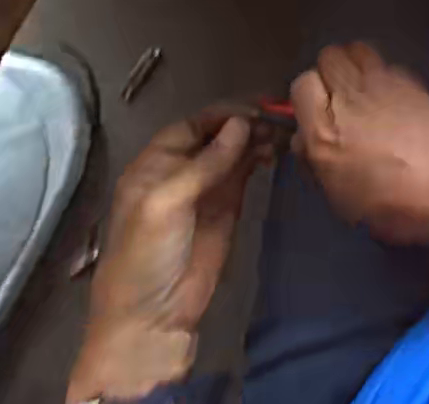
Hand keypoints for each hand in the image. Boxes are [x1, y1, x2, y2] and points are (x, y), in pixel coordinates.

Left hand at [68, 110, 269, 402]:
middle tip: (278, 119)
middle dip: (247, 122)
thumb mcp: (166, 206)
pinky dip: (263, 153)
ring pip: (237, 146)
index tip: (256, 109)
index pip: (193, 124)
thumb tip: (243, 123)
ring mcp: (208, 184)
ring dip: (259, 135)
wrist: (154, 318)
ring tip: (282, 134)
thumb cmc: (146, 258)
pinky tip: (277, 151)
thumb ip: (205, 163)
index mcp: (154, 165)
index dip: (223, 113)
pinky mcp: (229, 200)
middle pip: (219, 132)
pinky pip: (248, 166)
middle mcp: (182, 168)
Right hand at [291, 41, 428, 246]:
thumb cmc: (391, 202)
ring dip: (355, 64)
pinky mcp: (412, 77)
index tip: (314, 110)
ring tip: (361, 87)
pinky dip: (383, 73)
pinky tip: (392, 95)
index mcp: (324, 130)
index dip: (307, 96)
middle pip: (330, 57)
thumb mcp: (337, 195)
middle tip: (337, 96)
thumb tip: (307, 137)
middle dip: (329, 73)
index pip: (301, 84)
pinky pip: (387, 63)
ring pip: (357, 49)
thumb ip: (315, 158)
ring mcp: (384, 81)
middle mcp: (351, 97)